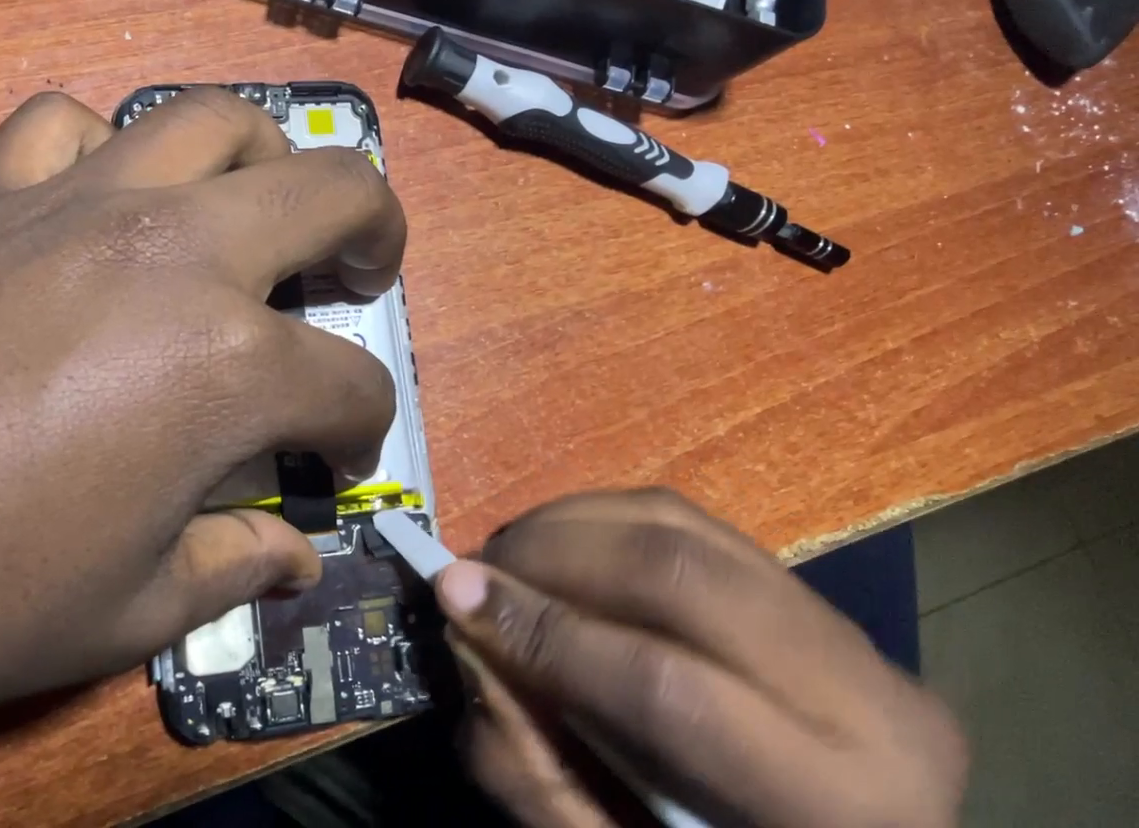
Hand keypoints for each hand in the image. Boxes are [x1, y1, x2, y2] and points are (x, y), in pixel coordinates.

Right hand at [435, 489, 966, 827]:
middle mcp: (863, 698)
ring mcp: (842, 627)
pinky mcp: (805, 585)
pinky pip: (683, 518)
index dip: (546, 633)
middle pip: (676, 574)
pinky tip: (556, 542)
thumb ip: (531, 769)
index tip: (453, 595)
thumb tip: (469, 644)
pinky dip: (597, 516)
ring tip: (505, 555)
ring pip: (676, 525)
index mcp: (829, 801)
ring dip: (565, 524)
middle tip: (474, 569)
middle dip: (550, 556)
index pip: (664, 685)